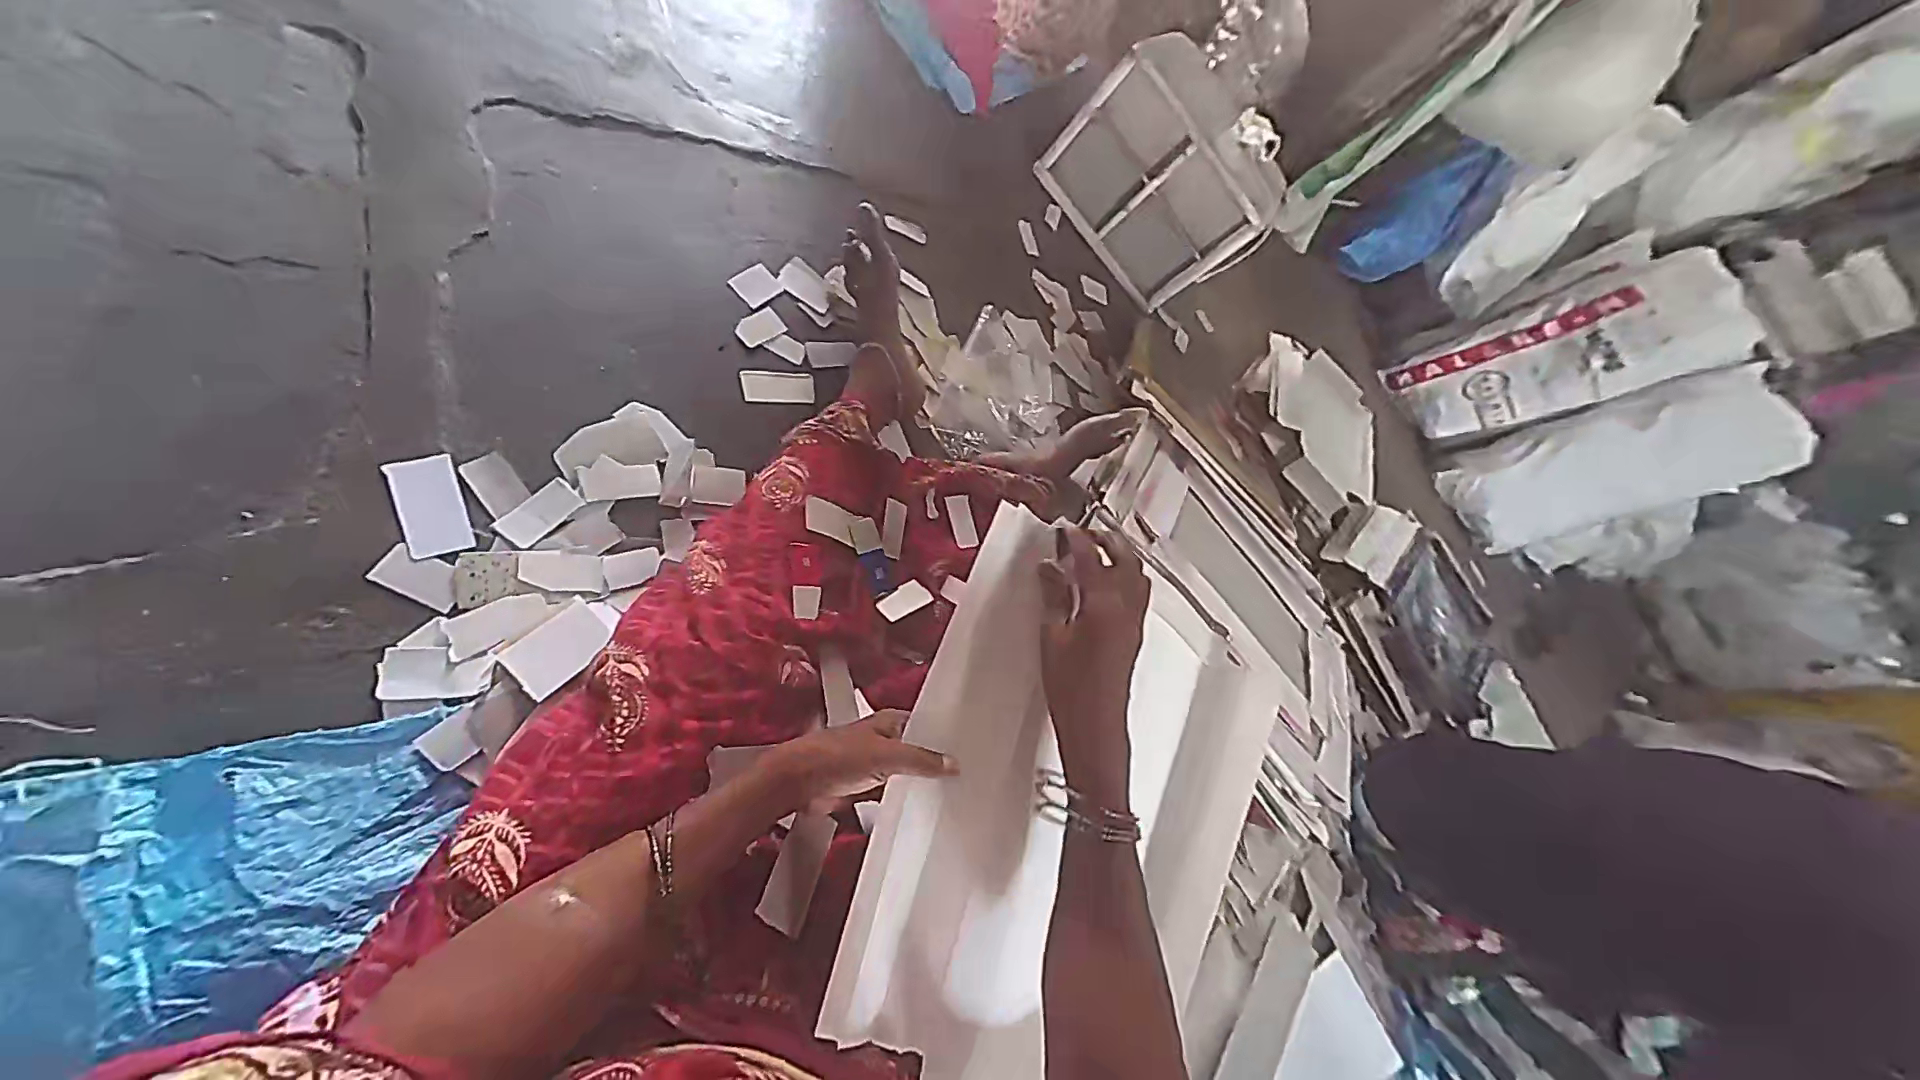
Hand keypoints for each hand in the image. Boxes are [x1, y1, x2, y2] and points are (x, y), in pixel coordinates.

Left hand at [762, 711, 956, 814]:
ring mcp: (873, 765)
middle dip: (932, 765)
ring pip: (904, 776)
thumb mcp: (886, 754)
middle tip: (959, 776)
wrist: (798, 782)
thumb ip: (920, 760)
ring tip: (943, 795)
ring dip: (916, 785)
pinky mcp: (864, 789)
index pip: (924, 726)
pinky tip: (915, 809)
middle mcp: (883, 741)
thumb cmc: (834, 755)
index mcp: (889, 722)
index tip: (964, 750)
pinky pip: (890, 796)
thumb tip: (950, 764)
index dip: (942, 738)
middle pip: (915, 753)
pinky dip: (900, 802)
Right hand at [1039, 526, 1149, 805]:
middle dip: (1104, 539)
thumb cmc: (1074, 691)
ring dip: (1118, 555)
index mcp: (1103, 604)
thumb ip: (1054, 596)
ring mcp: (1134, 620)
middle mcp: (1126, 608)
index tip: (1064, 529)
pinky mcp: (1134, 633)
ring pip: (1135, 573)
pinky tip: (1104, 583)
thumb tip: (1049, 571)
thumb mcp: (1052, 637)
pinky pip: (1136, 591)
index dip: (1076, 539)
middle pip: (1123, 558)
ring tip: (1095, 551)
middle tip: (1082, 533)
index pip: (1091, 558)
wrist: (1095, 725)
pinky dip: (1122, 576)